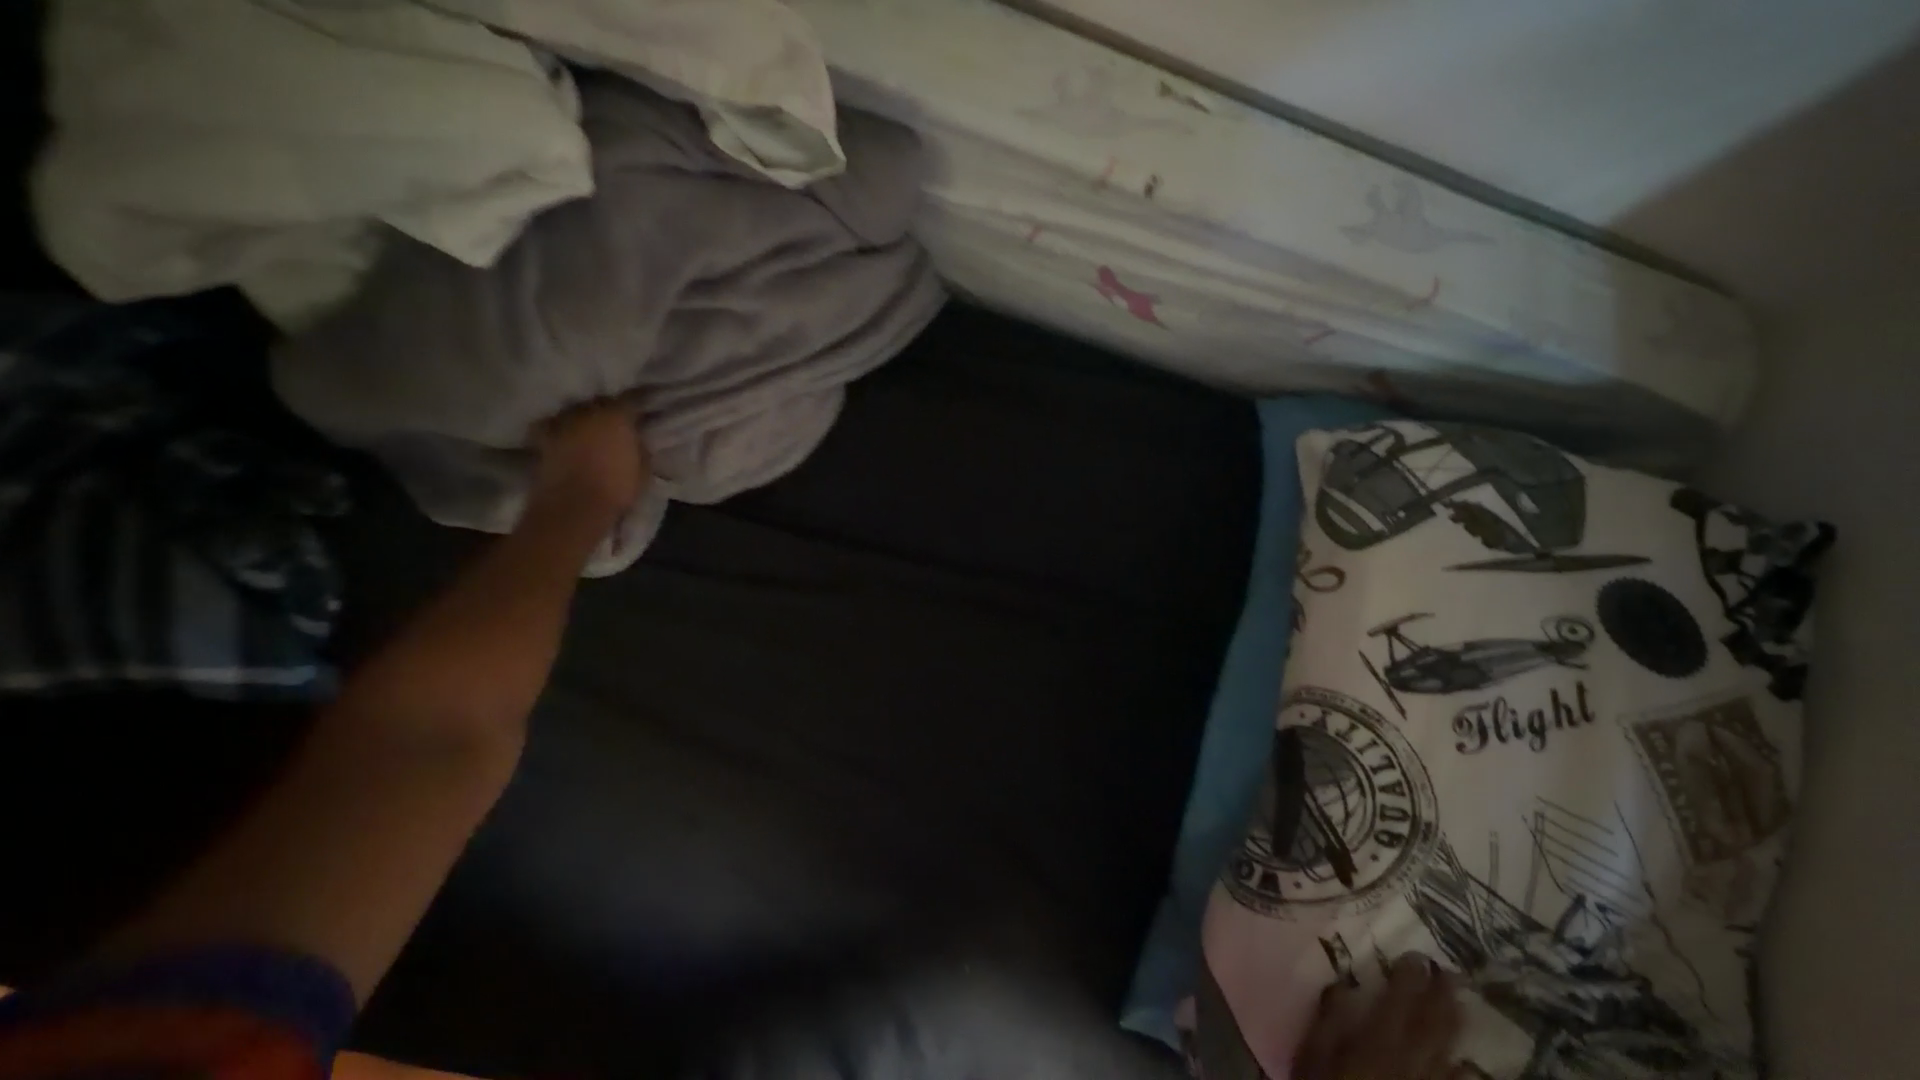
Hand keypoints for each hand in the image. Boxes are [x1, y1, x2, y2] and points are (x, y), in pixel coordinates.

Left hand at [530, 399, 649, 518]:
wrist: (574, 509)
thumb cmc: (616, 489)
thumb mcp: (643, 470)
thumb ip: (640, 448)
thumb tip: (635, 439)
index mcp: (616, 416)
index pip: (630, 400)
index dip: (635, 407)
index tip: (639, 414)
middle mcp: (587, 412)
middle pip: (599, 403)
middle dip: (606, 410)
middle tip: (613, 423)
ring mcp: (562, 423)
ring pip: (575, 412)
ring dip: (582, 418)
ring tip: (587, 429)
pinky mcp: (543, 439)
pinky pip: (552, 427)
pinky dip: (557, 429)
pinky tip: (562, 436)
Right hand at [1294, 953, 1468, 1079]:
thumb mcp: (1312, 1057)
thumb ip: (1328, 1021)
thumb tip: (1342, 984)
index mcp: (1378, 1042)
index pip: (1400, 1000)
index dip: (1410, 976)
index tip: (1416, 955)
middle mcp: (1411, 1060)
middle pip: (1434, 1022)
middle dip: (1442, 994)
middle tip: (1449, 971)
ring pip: (1450, 1049)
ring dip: (1456, 1023)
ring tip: (1461, 1003)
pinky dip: (1462, 1069)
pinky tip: (1465, 1063)